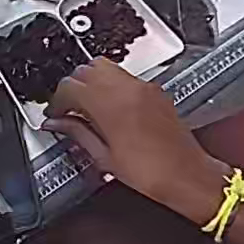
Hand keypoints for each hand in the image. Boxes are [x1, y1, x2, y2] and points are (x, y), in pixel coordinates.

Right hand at [42, 59, 229, 223]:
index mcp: (111, 106)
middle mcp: (127, 89)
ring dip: (89, 82)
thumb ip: (77, 133)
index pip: (70, 86)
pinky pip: (123, 76)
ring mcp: (142, 87)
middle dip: (71, 88)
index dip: (56, 101)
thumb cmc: (152, 174)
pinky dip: (109, 84)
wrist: (188, 176)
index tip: (55, 114)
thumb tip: (57, 124)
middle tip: (67, 111)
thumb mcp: (104, 158)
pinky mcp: (154, 90)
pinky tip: (108, 107)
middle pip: (84, 70)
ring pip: (104, 66)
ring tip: (86, 106)